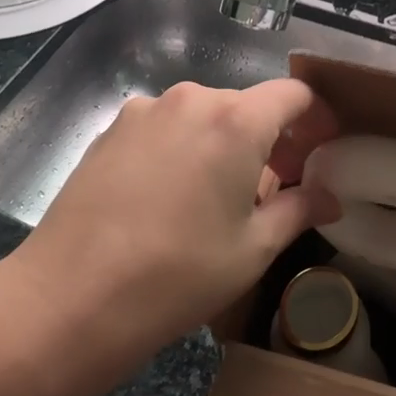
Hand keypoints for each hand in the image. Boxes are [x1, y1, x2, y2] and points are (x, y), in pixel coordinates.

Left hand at [7, 80, 340, 358]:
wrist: (66, 301)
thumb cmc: (176, 275)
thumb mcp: (253, 249)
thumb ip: (299, 209)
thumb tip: (329, 198)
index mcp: (237, 120)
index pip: (293, 94)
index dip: (315, 117)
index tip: (321, 148)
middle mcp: (193, 98)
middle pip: (247, 106)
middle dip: (269, 139)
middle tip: (273, 188)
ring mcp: (146, 111)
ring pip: (204, 117)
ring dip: (222, 144)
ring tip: (214, 198)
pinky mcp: (110, 130)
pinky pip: (165, 128)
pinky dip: (181, 149)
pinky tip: (167, 198)